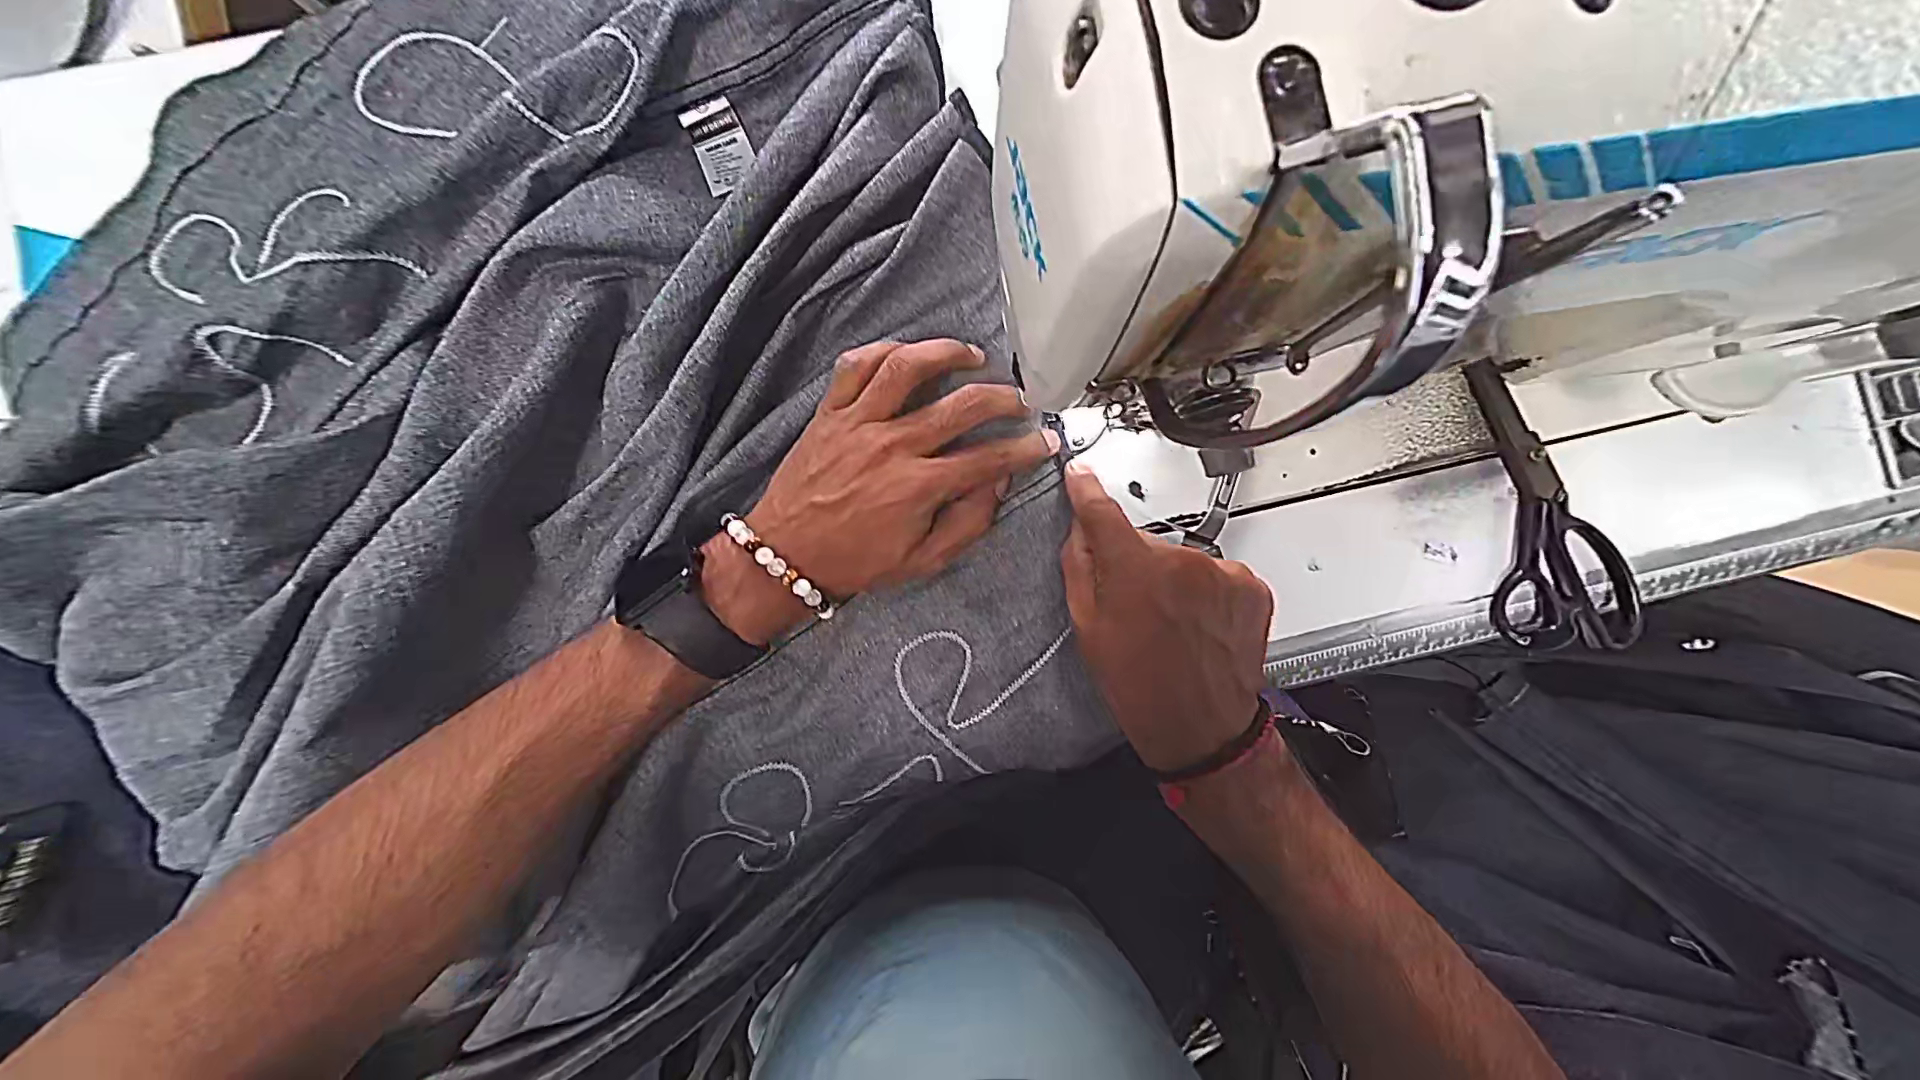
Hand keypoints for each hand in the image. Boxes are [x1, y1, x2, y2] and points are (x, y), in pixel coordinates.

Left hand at [700, 339, 1058, 643]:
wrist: (788, 554)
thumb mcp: (921, 560)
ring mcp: (858, 425)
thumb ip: (967, 524)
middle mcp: (892, 447)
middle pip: (962, 405)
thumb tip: (996, 486)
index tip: (1043, 441)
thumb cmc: (854, 560)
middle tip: (1018, 400)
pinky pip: (856, 366)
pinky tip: (906, 354)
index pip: (989, 457)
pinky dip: (884, 351)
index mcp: (917, 487)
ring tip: (971, 356)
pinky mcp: (830, 414)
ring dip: (947, 354)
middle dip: (1002, 398)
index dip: (1025, 448)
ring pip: (908, 367)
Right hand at [1060, 463, 1274, 772]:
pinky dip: (1205, 589)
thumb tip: (1080, 531)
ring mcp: (1220, 571)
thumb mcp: (1087, 628)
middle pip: (1144, 539)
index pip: (1101, 509)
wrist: (1200, 726)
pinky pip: (1214, 570)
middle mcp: (1180, 562)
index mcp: (1132, 570)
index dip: (1085, 488)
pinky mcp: (1248, 583)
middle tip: (1136, 605)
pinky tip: (1197, 622)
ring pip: (1181, 556)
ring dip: (1174, 579)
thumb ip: (1079, 568)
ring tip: (1171, 622)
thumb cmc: (1142, 687)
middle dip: (1135, 561)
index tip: (1080, 474)